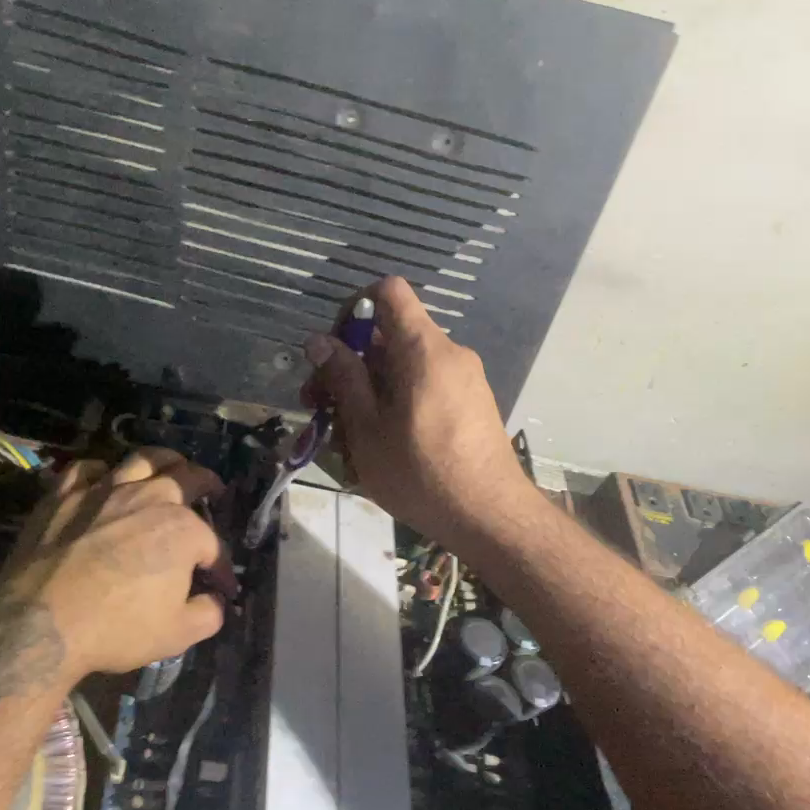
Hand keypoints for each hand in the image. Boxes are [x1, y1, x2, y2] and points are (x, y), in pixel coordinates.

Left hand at [6, 447, 228, 679]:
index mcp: (182, 530)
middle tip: (212, 489)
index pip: (212, 544)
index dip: (219, 566)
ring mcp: (103, 489)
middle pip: (186, 477)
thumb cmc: (115, 629)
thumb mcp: (177, 635)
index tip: (221, 587)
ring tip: (171, 465)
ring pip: (142, 459)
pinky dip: (102, 471)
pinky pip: (88, 468)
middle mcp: (148, 497)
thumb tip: (214, 601)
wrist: (40, 622)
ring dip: (164, 461)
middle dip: (206, 483)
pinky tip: (104, 479)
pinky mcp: (65, 493)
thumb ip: (207, 614)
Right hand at [303, 276, 536, 551]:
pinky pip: (424, 386)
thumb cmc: (420, 472)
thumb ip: (342, 377)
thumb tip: (318, 341)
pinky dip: (396, 402)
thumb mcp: (367, 427)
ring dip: (369, 390)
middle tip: (319, 405)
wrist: (490, 517)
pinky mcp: (471, 404)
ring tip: (345, 436)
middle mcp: (448, 353)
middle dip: (349, 364)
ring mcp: (464, 378)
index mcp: (422, 349)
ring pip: (404, 366)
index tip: (332, 350)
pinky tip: (381, 445)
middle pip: (390, 335)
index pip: (388, 292)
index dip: (352, 308)